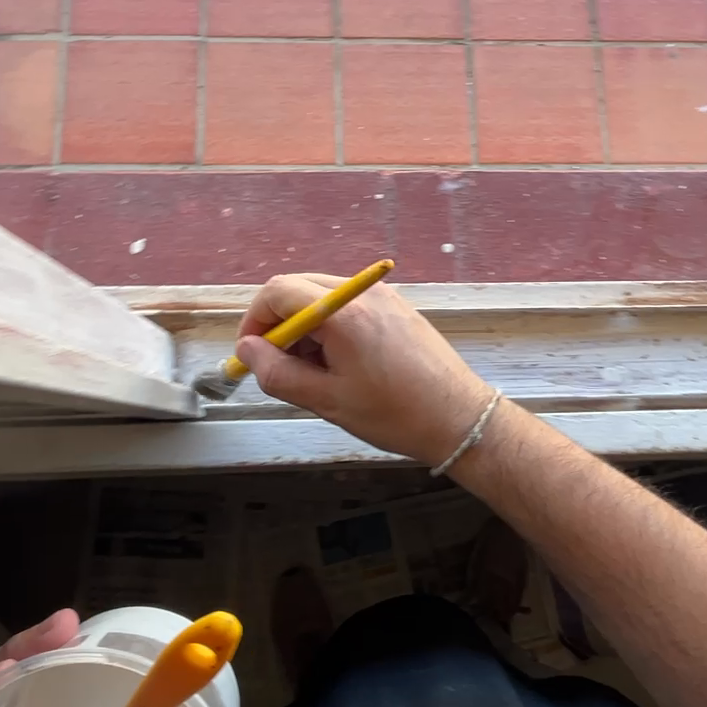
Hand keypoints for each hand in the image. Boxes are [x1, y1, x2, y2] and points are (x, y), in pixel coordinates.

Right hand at [235, 275, 493, 464]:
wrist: (458, 418)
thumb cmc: (394, 413)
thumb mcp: (326, 400)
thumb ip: (277, 373)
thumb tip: (247, 350)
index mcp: (343, 312)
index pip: (278, 292)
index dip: (255, 320)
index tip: (252, 353)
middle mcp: (363, 292)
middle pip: (298, 288)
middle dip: (279, 323)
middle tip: (278, 364)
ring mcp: (384, 296)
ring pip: (323, 296)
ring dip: (305, 326)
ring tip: (313, 371)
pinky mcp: (397, 306)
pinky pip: (349, 304)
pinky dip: (331, 326)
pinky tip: (341, 363)